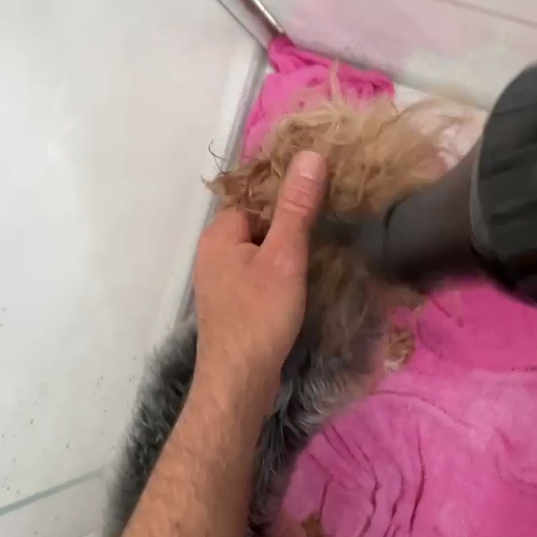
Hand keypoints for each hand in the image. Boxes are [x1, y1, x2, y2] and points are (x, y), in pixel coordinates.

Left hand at [192, 150, 325, 405]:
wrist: (238, 381)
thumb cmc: (260, 317)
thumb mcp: (285, 257)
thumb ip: (296, 208)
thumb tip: (311, 155)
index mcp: (219, 234)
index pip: (257, 199)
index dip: (288, 204)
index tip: (321, 214)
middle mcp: (212, 254)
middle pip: (259, 228)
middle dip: (289, 233)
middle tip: (324, 242)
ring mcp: (218, 284)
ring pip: (259, 257)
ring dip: (286, 261)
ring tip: (317, 268)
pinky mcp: (229, 309)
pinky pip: (256, 281)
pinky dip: (277, 283)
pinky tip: (298, 295)